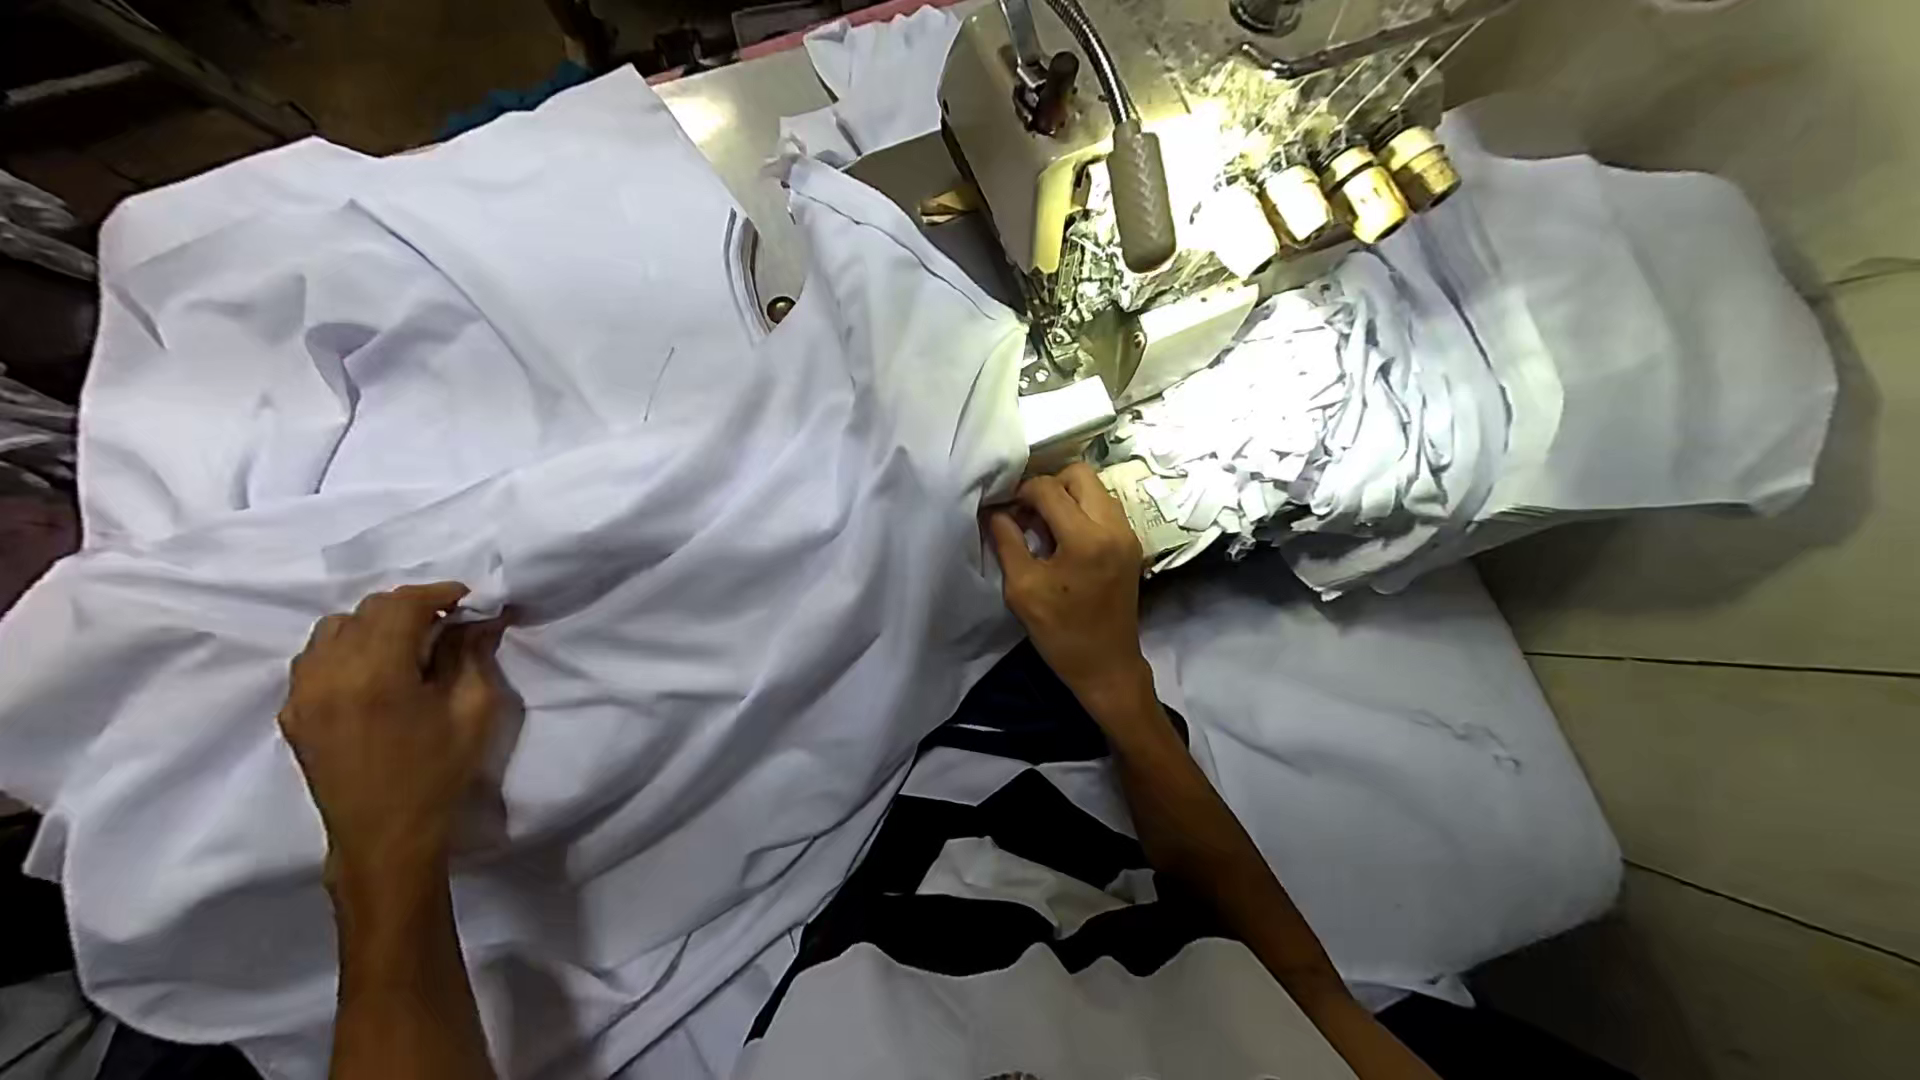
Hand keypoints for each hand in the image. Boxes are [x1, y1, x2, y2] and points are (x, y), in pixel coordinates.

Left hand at [278, 583, 509, 884]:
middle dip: (410, 606)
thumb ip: (471, 655)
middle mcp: (327, 676)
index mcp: (375, 675)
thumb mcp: (474, 709)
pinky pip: (314, 657)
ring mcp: (301, 695)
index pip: (399, 606)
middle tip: (448, 620)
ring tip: (410, 641)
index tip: (468, 599)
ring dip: (375, 623)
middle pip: (365, 611)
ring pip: (333, 629)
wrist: (385, 833)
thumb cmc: (439, 770)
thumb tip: (477, 619)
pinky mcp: (293, 712)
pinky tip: (377, 666)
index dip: (437, 593)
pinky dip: (347, 646)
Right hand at [987, 463, 1151, 710]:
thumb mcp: (1022, 587)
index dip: (1020, 492)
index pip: (1048, 488)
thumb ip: (1006, 540)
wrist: (1107, 665)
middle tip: (1027, 512)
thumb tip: (994, 510)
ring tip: (1044, 524)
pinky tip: (1063, 536)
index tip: (1005, 510)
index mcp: (1086, 538)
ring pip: (1095, 487)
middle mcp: (1114, 527)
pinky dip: (1082, 510)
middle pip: (1079, 474)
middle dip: (1048, 485)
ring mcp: (1128, 534)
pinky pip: (1105, 507)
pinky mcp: (1131, 544)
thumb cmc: (1060, 632)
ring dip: (1066, 496)